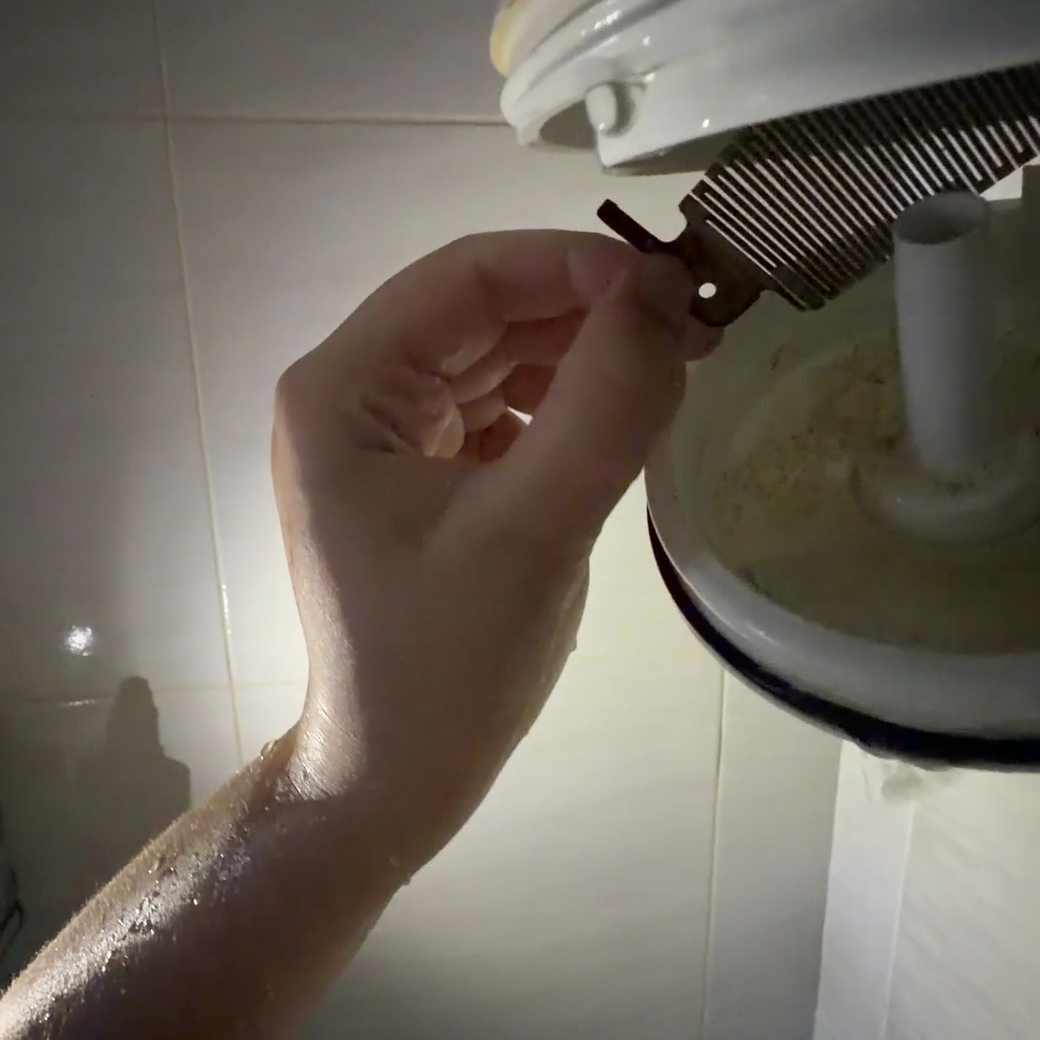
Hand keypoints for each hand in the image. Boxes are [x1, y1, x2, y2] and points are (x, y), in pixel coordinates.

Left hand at [270, 231, 715, 861]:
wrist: (398, 774)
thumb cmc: (444, 667)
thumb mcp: (532, 531)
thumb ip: (605, 405)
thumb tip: (668, 297)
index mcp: (344, 389)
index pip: (467, 277)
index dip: (576, 265)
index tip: (678, 290)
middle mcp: (355, 396)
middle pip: (485, 311)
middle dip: (590, 311)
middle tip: (696, 332)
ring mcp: (389, 435)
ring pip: (501, 355)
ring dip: (585, 355)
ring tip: (668, 375)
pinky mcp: (426, 474)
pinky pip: (505, 408)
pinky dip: (566, 404)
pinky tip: (617, 422)